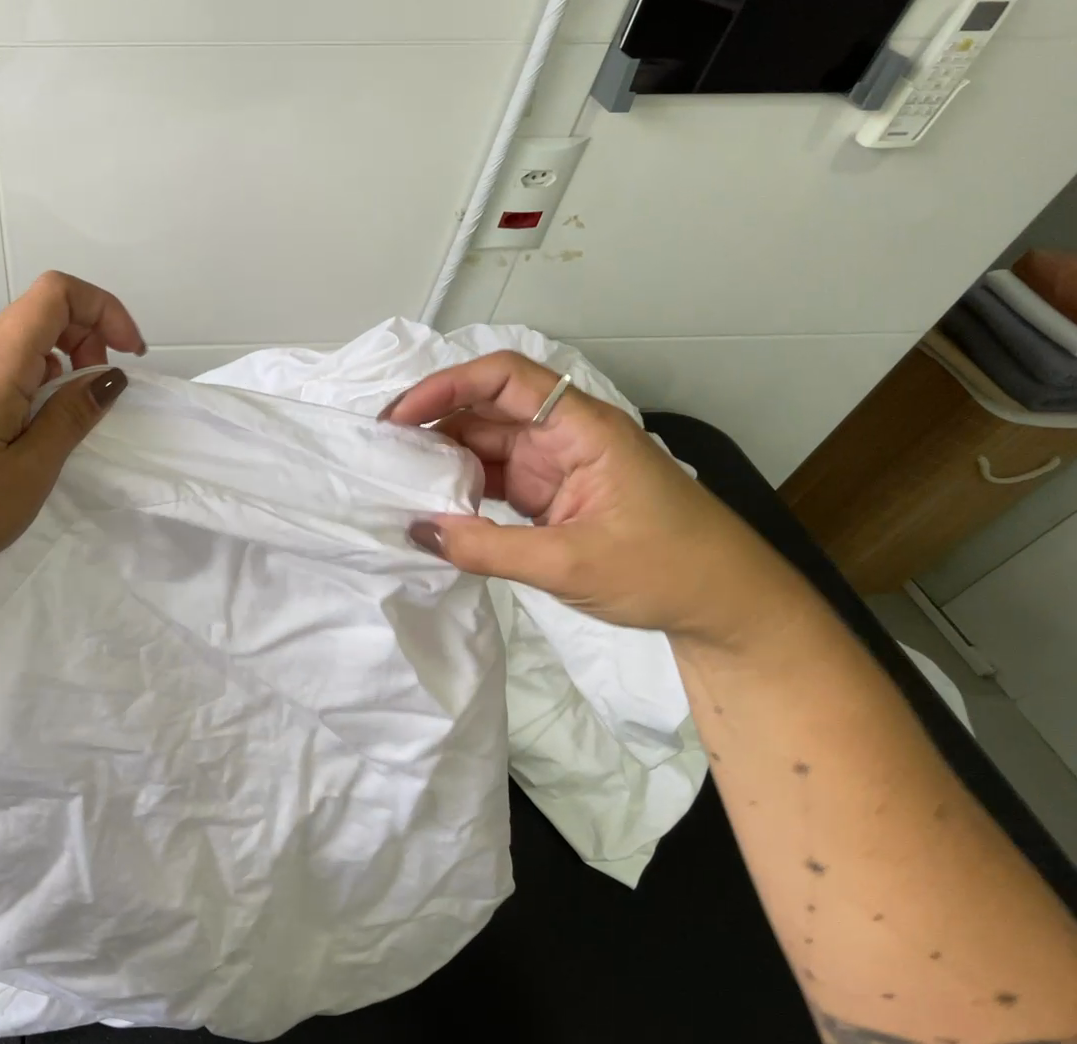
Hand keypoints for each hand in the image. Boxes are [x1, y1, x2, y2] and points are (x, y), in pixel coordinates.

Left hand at [0, 272, 144, 631]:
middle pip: (41, 310)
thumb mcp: (31, 469)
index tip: (128, 355)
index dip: (103, 308)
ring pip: (25, 342)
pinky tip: (41, 430)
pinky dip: (39, 384)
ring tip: (75, 417)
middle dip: (89, 335)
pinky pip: (6, 371)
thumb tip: (111, 375)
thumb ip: (72, 415)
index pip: (56, 292)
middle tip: (103, 391)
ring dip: (64, 363)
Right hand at [381, 350, 809, 648]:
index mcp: (581, 428)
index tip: (399, 418)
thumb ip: (487, 548)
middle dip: (430, 423)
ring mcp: (555, 467)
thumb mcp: (570, 562)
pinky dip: (459, 492)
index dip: (446, 387)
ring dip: (440, 460)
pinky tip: (429, 507)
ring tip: (392, 480)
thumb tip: (417, 530)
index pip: (504, 378)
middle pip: (484, 409)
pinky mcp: (549, 497)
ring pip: (483, 446)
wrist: (725, 606)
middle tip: (378, 452)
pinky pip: (492, 481)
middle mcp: (563, 436)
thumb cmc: (666, 570)